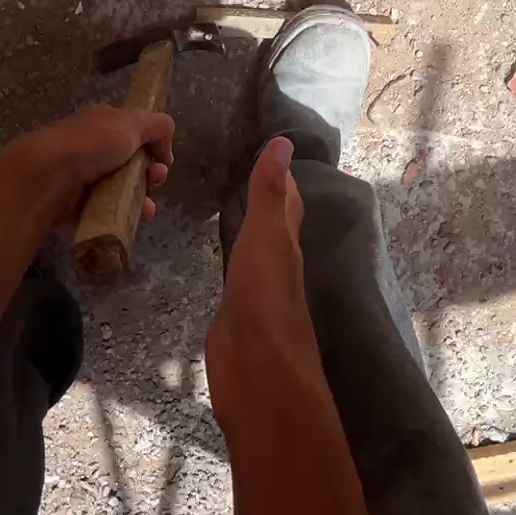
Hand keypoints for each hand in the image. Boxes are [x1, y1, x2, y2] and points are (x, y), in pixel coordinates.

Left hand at [0, 105, 174, 225]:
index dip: (153, 146)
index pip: (134, 133)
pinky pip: (105, 210)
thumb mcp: (133, 122)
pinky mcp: (74, 205)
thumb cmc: (91, 144)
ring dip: (141, 197)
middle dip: (150, 174)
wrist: (46, 177)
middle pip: (130, 163)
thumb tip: (166, 142)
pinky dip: (122, 214)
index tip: (163, 161)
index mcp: (101, 123)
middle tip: (155, 181)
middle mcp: (91, 147)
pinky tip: (134, 218)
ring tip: (147, 208)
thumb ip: (158, 125)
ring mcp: (81, 177)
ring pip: (120, 189)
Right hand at [208, 138, 306, 376]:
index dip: (283, 178)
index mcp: (285, 245)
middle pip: (276, 227)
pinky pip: (237, 281)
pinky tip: (227, 266)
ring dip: (253, 233)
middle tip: (253, 176)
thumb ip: (270, 192)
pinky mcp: (237, 320)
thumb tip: (284, 143)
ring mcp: (257, 295)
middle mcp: (277, 267)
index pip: (288, 203)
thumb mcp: (267, 235)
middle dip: (269, 203)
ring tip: (238, 213)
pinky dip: (235, 265)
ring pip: (257, 253)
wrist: (257, 371)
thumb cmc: (264, 297)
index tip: (275, 151)